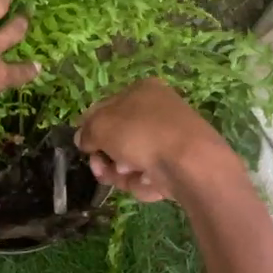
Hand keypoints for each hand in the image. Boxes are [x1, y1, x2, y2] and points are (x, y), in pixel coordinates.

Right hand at [76, 78, 239, 201]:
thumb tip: (83, 139)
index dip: (90, 128)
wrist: (190, 163)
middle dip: (105, 157)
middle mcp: (156, 112)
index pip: (105, 108)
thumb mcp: (102, 125)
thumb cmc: (142, 133)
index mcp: (141, 91)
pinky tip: (148, 181)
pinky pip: (146, 174)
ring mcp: (167, 140)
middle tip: (100, 167)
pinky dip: (142, 181)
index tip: (82, 146)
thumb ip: (87, 131)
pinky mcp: (175, 165)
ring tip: (128, 174)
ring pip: (129, 160)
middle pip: (116, 139)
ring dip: (120, 172)